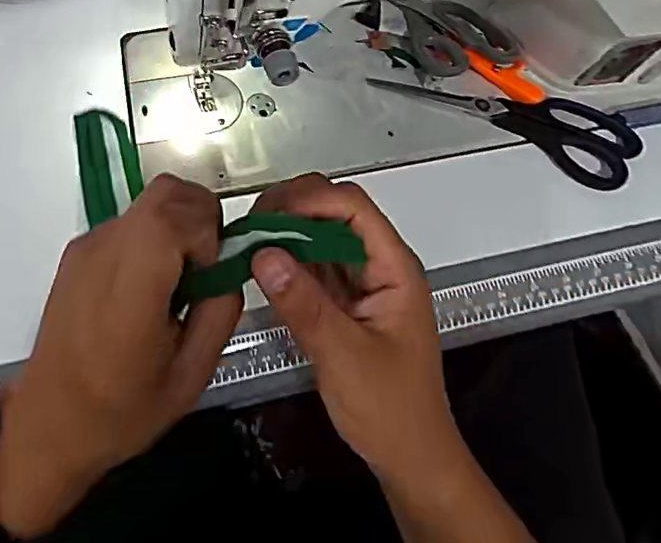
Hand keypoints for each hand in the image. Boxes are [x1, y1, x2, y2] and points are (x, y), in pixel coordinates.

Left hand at [0, 175, 242, 536]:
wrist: (48, 424)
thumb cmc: (119, 411)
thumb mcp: (191, 375)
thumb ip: (221, 312)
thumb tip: (232, 267)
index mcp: (131, 288)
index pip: (178, 214)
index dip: (208, 234)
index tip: (208, 276)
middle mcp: (104, 252)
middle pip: (167, 192)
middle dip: (200, 218)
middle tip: (203, 268)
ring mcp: (88, 244)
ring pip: (151, 201)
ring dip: (178, 225)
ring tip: (175, 280)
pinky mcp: (80, 247)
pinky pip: (131, 220)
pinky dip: (153, 235)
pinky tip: (148, 284)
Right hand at [248, 174, 461, 481]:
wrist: (411, 462)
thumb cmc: (392, 412)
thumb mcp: (345, 357)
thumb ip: (304, 304)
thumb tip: (263, 254)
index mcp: (394, 267)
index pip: (353, 207)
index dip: (311, 200)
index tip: (270, 213)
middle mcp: (378, 264)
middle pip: (336, 211)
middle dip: (294, 208)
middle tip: (252, 223)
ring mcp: (360, 281)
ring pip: (321, 234)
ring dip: (286, 231)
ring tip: (248, 238)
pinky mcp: (342, 300)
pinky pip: (312, 263)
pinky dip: (286, 258)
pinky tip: (261, 263)